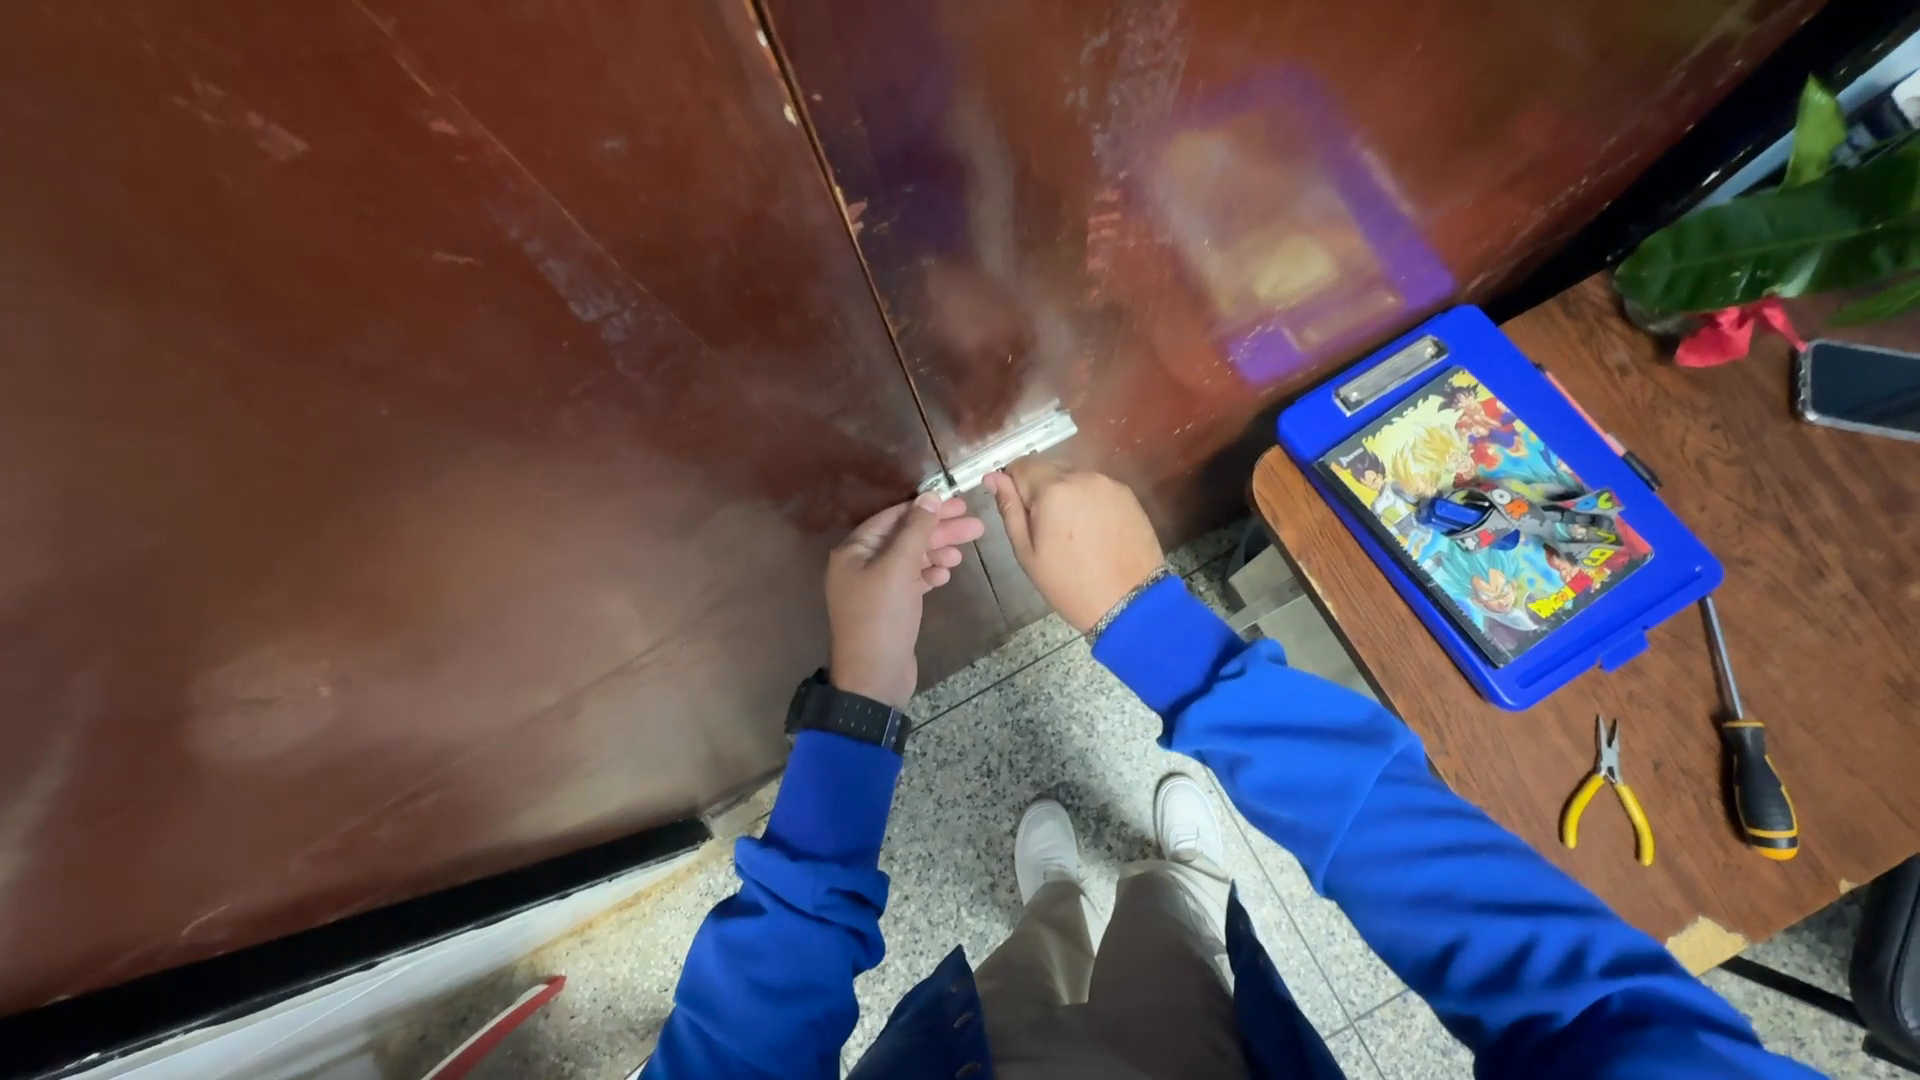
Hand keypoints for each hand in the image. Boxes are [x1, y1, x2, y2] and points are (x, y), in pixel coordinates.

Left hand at [826, 492, 984, 708]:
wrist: (875, 677)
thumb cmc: (882, 617)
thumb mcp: (898, 568)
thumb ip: (915, 530)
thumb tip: (930, 497)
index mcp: (854, 551)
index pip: (892, 518)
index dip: (926, 509)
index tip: (957, 504)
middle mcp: (861, 565)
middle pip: (905, 538)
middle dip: (938, 532)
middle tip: (974, 526)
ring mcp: (875, 588)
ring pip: (910, 560)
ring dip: (936, 553)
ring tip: (962, 554)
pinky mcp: (889, 608)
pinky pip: (911, 581)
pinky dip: (928, 575)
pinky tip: (945, 575)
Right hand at [984, 461, 1163, 632]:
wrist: (1129, 602)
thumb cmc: (1069, 584)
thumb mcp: (1028, 553)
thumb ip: (1010, 510)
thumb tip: (994, 477)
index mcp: (1053, 490)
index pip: (1022, 465)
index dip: (1014, 484)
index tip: (1020, 510)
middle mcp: (1082, 477)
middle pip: (1049, 468)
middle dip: (1040, 489)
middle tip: (1045, 527)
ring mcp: (1108, 484)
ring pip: (1074, 477)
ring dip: (1065, 494)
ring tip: (1072, 532)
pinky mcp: (1128, 495)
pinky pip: (1096, 488)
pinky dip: (1088, 501)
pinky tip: (1093, 531)